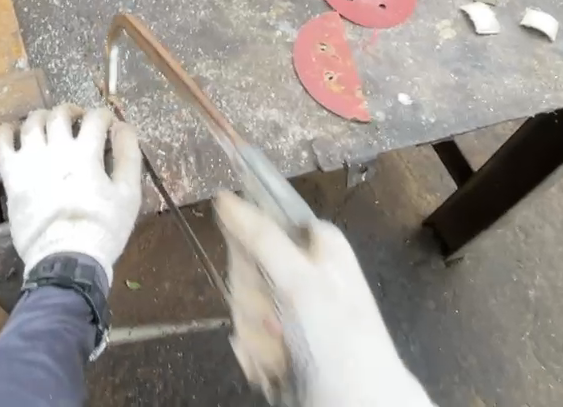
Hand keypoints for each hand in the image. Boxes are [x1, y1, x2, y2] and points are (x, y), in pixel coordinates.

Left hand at [0, 105, 142, 281]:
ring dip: (42, 117)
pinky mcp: (12, 176)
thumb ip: (128, 156)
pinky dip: (4, 132)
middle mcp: (56, 148)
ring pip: (32, 123)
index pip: (96, 118)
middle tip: (77, 120)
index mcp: (85, 152)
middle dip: (71, 112)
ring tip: (48, 124)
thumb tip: (124, 127)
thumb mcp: (128, 195)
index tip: (108, 123)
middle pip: (60, 114)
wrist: (66, 260)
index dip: (104, 116)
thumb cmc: (102, 229)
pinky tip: (10, 130)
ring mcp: (30, 160)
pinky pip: (1, 144)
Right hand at [215, 192, 432, 406]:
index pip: (257, 220)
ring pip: (242, 299)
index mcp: (317, 242)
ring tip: (281, 351)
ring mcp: (291, 304)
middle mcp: (303, 267)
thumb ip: (262, 236)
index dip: (246, 245)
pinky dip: (257, 351)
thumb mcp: (302, 281)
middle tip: (274, 319)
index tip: (250, 266)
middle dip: (252, 296)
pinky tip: (275, 365)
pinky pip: (247, 329)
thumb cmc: (338, 339)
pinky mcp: (282, 336)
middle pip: (244, 262)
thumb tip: (224, 197)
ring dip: (255, 330)